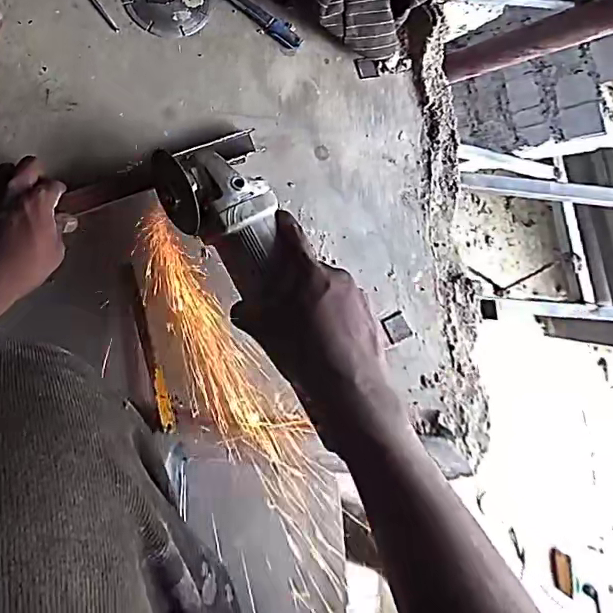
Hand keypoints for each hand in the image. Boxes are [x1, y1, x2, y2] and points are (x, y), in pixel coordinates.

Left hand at [0, 157, 67, 305]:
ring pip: (6, 170)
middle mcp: (13, 189)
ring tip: (19, 194)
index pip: (54, 184)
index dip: (58, 193)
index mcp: (37, 199)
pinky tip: (1, 207)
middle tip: (41, 189)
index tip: (58, 199)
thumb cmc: (16, 270)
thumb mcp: (52, 254)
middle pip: (30, 164)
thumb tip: (60, 223)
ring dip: (15, 178)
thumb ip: (58, 231)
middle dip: (38, 174)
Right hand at [231, 212, 405, 444]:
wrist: (351, 392)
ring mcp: (357, 298)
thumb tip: (242, 309)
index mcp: (309, 273)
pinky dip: (334, 319)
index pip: (294, 235)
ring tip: (305, 329)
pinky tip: (324, 342)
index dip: (283, 225)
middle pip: (310, 268)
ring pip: (329, 289)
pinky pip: (346, 309)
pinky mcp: (370, 318)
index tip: (279, 220)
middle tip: (283, 299)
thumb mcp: (264, 331)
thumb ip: (249, 312)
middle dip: (296, 280)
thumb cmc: (309, 358)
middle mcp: (337, 278)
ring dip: (317, 301)